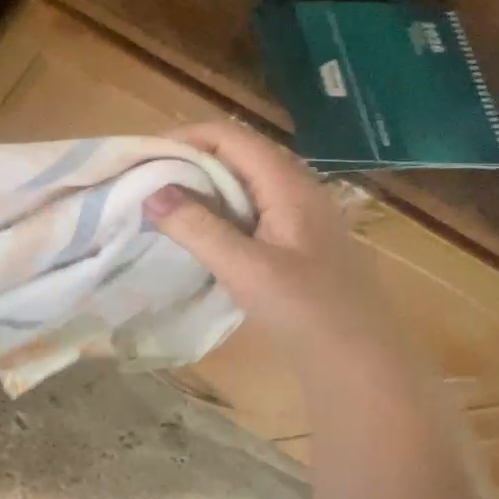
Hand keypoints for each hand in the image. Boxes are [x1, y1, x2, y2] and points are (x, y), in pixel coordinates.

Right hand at [145, 120, 399, 364]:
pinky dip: (209, 209)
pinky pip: (243, 208)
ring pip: (237, 182)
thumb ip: (197, 227)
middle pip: (233, 154)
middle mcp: (295, 190)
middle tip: (138, 182)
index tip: (138, 158)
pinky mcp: (289, 240)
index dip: (183, 138)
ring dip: (194, 185)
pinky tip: (187, 231)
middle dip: (183, 160)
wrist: (361, 361)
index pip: (230, 137)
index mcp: (289, 186)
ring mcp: (295, 215)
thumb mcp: (245, 268)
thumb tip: (149, 191)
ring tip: (152, 203)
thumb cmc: (307, 311)